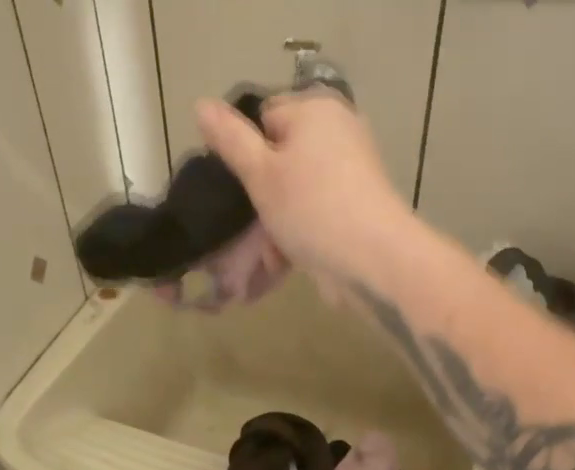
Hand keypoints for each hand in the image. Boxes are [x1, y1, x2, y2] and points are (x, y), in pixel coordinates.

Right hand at [195, 91, 413, 290]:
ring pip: (294, 190)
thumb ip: (230, 140)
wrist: (373, 259)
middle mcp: (338, 130)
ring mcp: (350, 169)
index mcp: (315, 110)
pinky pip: (314, 211)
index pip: (264, 117)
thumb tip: (201, 104)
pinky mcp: (356, 204)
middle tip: (249, 226)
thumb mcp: (260, 173)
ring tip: (270, 252)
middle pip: (280, 157)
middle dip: (261, 196)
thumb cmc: (312, 209)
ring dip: (276, 222)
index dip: (244, 151)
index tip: (237, 186)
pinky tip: (286, 259)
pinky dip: (299, 232)